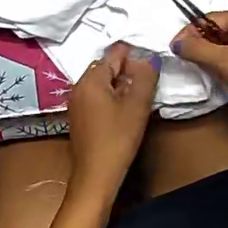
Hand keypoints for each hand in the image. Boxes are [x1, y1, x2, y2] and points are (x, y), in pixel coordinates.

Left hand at [66, 41, 157, 194]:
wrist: (95, 174)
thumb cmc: (118, 138)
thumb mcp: (137, 105)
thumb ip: (145, 76)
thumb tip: (148, 57)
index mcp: (91, 79)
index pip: (114, 54)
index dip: (134, 55)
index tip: (151, 63)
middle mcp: (78, 86)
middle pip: (105, 67)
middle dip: (126, 70)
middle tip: (147, 81)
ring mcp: (75, 102)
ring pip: (100, 83)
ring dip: (119, 85)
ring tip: (138, 96)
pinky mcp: (77, 117)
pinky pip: (95, 97)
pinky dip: (109, 97)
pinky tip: (123, 110)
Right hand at [171, 11, 227, 119]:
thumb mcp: (223, 62)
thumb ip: (196, 49)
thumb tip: (176, 42)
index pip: (209, 18)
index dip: (190, 32)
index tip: (176, 50)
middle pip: (220, 28)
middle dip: (202, 43)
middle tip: (189, 61)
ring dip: (214, 53)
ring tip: (206, 69)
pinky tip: (224, 73)